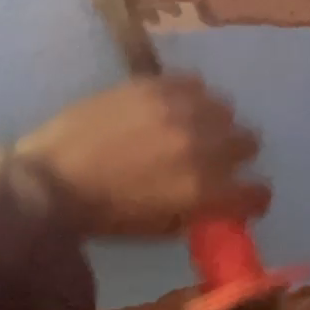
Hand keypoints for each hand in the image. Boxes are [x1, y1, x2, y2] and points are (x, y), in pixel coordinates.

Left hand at [15, 75, 270, 236]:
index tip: (244, 194)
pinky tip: (173, 105)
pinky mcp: (151, 85)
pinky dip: (188, 95)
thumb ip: (201, 211)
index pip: (257, 192)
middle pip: (247, 140)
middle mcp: (200, 146)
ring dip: (213, 120)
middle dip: (235, 152)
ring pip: (223, 107)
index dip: (252, 195)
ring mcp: (176, 110)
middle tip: (215, 157)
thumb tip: (222, 200)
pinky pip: (192, 81)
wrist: (51, 180)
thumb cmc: (104, 214)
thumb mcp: (162, 227)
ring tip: (192, 126)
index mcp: (203, 190)